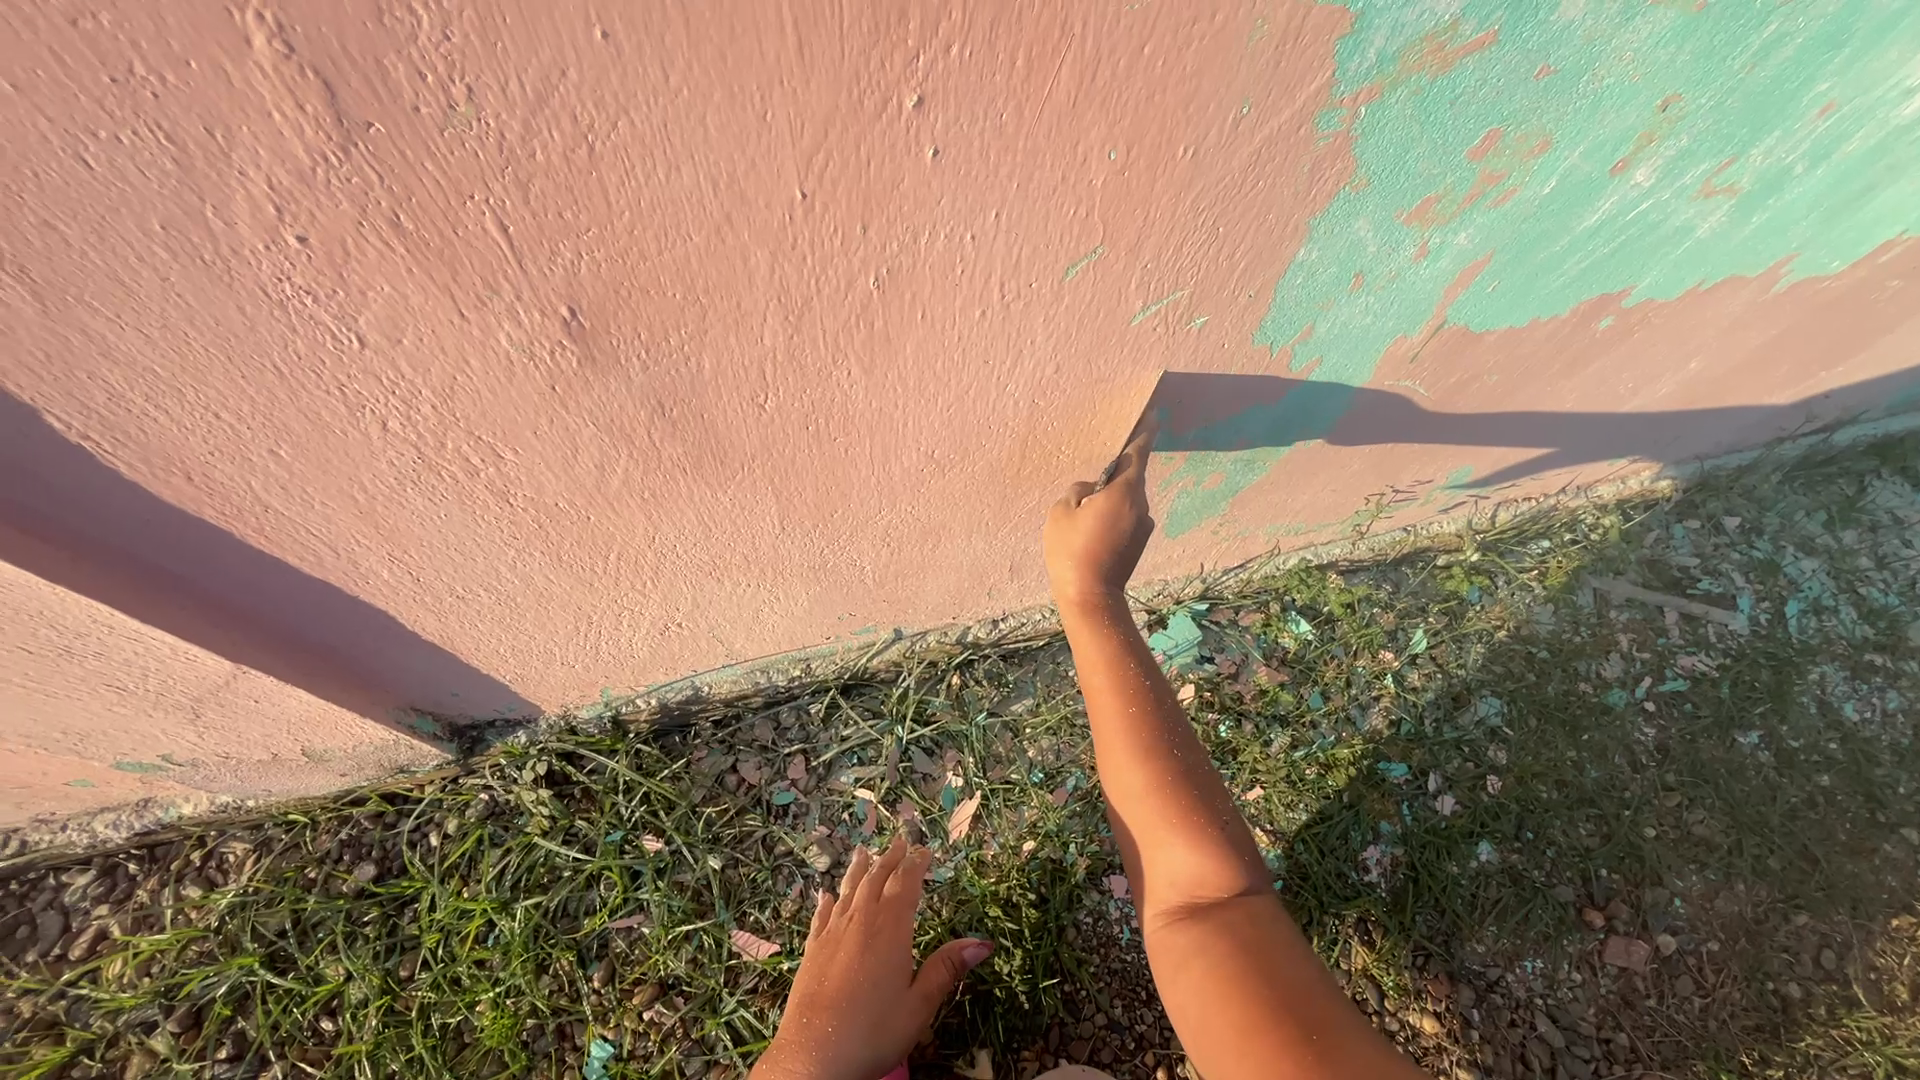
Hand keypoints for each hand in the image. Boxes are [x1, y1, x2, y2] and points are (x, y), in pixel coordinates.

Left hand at [751, 836, 992, 1079]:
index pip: (906, 884)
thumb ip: (946, 969)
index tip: (925, 850)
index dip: (917, 864)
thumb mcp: (919, 1005)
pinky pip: (821, 916)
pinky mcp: (812, 951)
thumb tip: (983, 942)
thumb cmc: (873, 1032)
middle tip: (900, 841)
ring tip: (863, 851)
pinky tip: (825, 894)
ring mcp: (832, 934)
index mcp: (891, 928)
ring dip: (858, 870)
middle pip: (876, 879)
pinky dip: (826, 901)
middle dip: (890, 859)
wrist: (813, 1058)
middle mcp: (860, 921)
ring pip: (848, 891)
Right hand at [1043, 418, 1157, 609]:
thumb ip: (1077, 491)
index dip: (1144, 432)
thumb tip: (1091, 490)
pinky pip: (1126, 518)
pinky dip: (1112, 517)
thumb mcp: (1061, 512)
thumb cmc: (1071, 551)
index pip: (1137, 453)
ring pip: (1126, 500)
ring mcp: (1143, 526)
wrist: (1090, 597)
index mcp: (1123, 492)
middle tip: (1088, 484)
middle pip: (1129, 478)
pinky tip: (1091, 533)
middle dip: (1112, 475)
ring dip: (1110, 499)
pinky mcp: (1139, 543)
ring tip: (1083, 517)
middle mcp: (1140, 505)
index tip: (1153, 414)